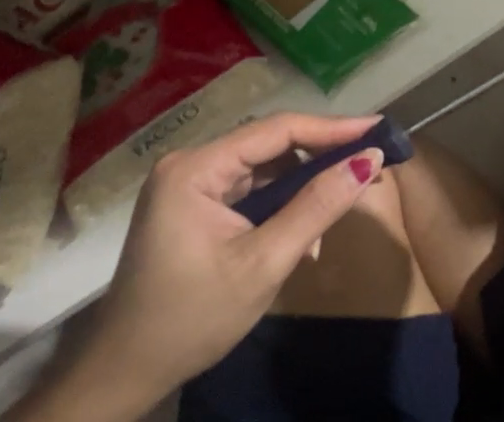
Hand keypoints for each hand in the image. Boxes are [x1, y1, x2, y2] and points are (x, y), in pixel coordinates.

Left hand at [13, 113, 382, 420]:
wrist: (124, 375)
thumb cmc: (191, 318)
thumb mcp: (265, 262)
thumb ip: (318, 206)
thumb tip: (370, 159)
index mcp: (195, 170)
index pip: (277, 130)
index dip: (334, 128)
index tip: (380, 129)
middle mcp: (190, 166)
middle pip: (273, 143)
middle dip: (324, 154)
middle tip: (374, 161)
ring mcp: (191, 186)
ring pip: (267, 166)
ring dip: (308, 182)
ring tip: (350, 195)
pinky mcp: (196, 207)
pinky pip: (254, 188)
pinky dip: (286, 201)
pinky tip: (309, 227)